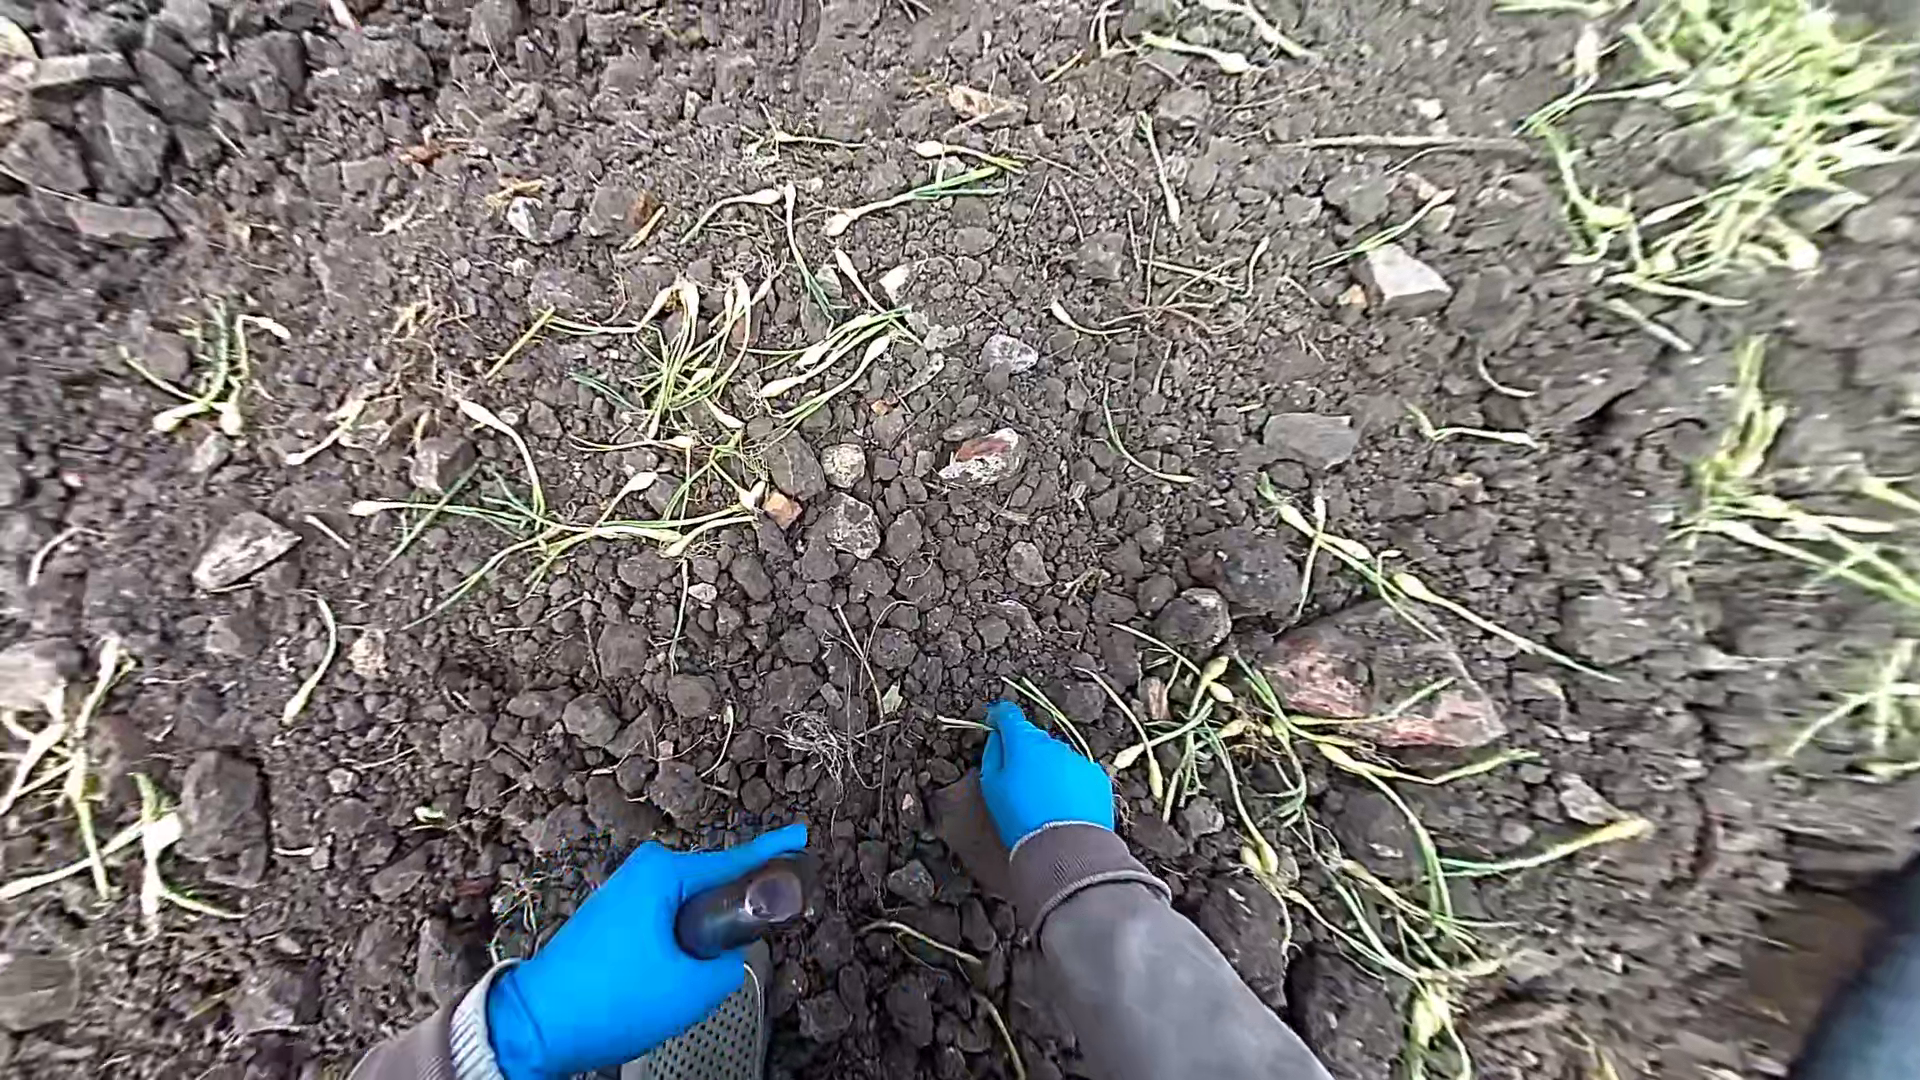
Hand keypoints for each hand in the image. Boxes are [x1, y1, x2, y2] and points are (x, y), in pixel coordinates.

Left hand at [486, 823, 808, 1079]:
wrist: (526, 1030)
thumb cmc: (609, 1001)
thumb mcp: (688, 991)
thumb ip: (730, 965)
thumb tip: (733, 953)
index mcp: (665, 874)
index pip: (734, 859)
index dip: (773, 849)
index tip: (800, 835)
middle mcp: (647, 868)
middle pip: (713, 878)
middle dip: (740, 896)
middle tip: (769, 911)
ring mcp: (627, 886)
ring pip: (689, 897)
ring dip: (708, 918)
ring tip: (718, 949)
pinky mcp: (615, 908)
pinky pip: (667, 908)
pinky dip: (685, 925)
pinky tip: (687, 951)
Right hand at [979, 700, 1113, 848]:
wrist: (1065, 849)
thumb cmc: (1022, 819)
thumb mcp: (992, 787)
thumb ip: (992, 754)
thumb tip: (997, 737)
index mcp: (1023, 742)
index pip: (1009, 714)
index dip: (1000, 717)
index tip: (996, 723)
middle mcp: (1052, 744)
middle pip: (1034, 738)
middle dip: (1025, 751)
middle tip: (1019, 780)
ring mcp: (1077, 759)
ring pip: (1057, 756)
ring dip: (1048, 768)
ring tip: (1043, 801)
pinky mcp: (1096, 776)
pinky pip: (1078, 772)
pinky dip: (1070, 782)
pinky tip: (1064, 806)